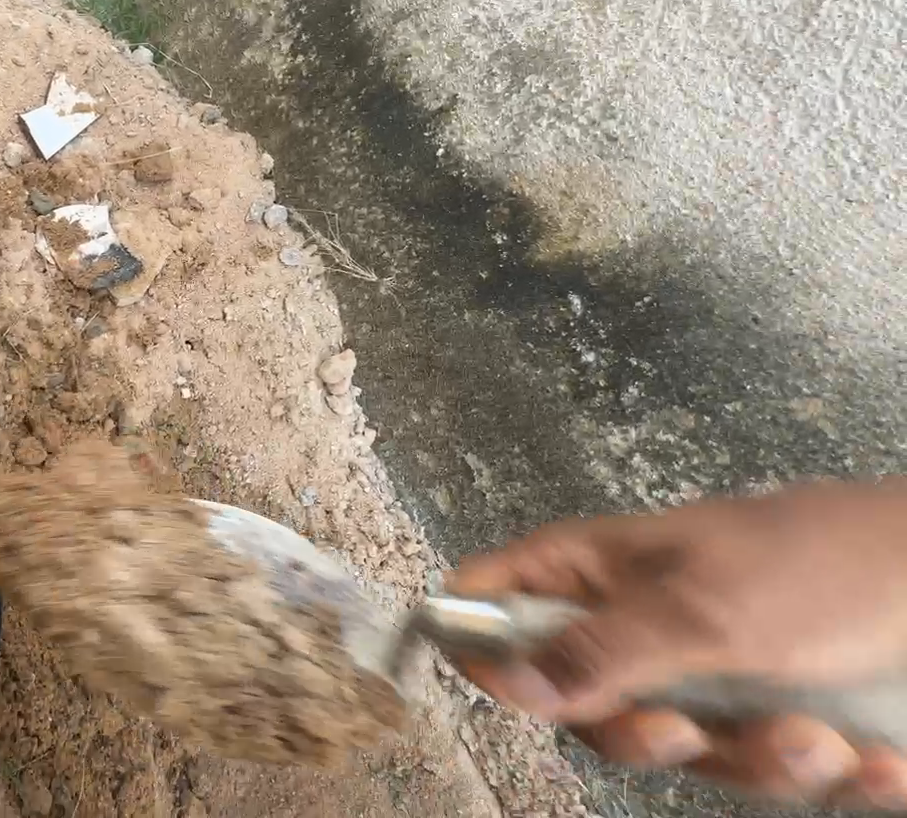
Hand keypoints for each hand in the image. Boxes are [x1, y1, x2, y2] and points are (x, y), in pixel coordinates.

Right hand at [447, 480, 906, 808]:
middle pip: (567, 697)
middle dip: (639, 730)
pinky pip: (756, 768)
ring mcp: (684, 672)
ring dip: (753, 760)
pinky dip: (821, 776)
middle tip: (686, 730)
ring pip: (668, 745)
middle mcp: (613, 624)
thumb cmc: (809, 568)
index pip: (479, 602)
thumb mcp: (700, 613)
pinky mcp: (756, 714)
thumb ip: (598, 653)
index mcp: (576, 574)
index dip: (478, 647)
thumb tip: (505, 687)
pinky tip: (874, 758)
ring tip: (821, 739)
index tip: (525, 694)